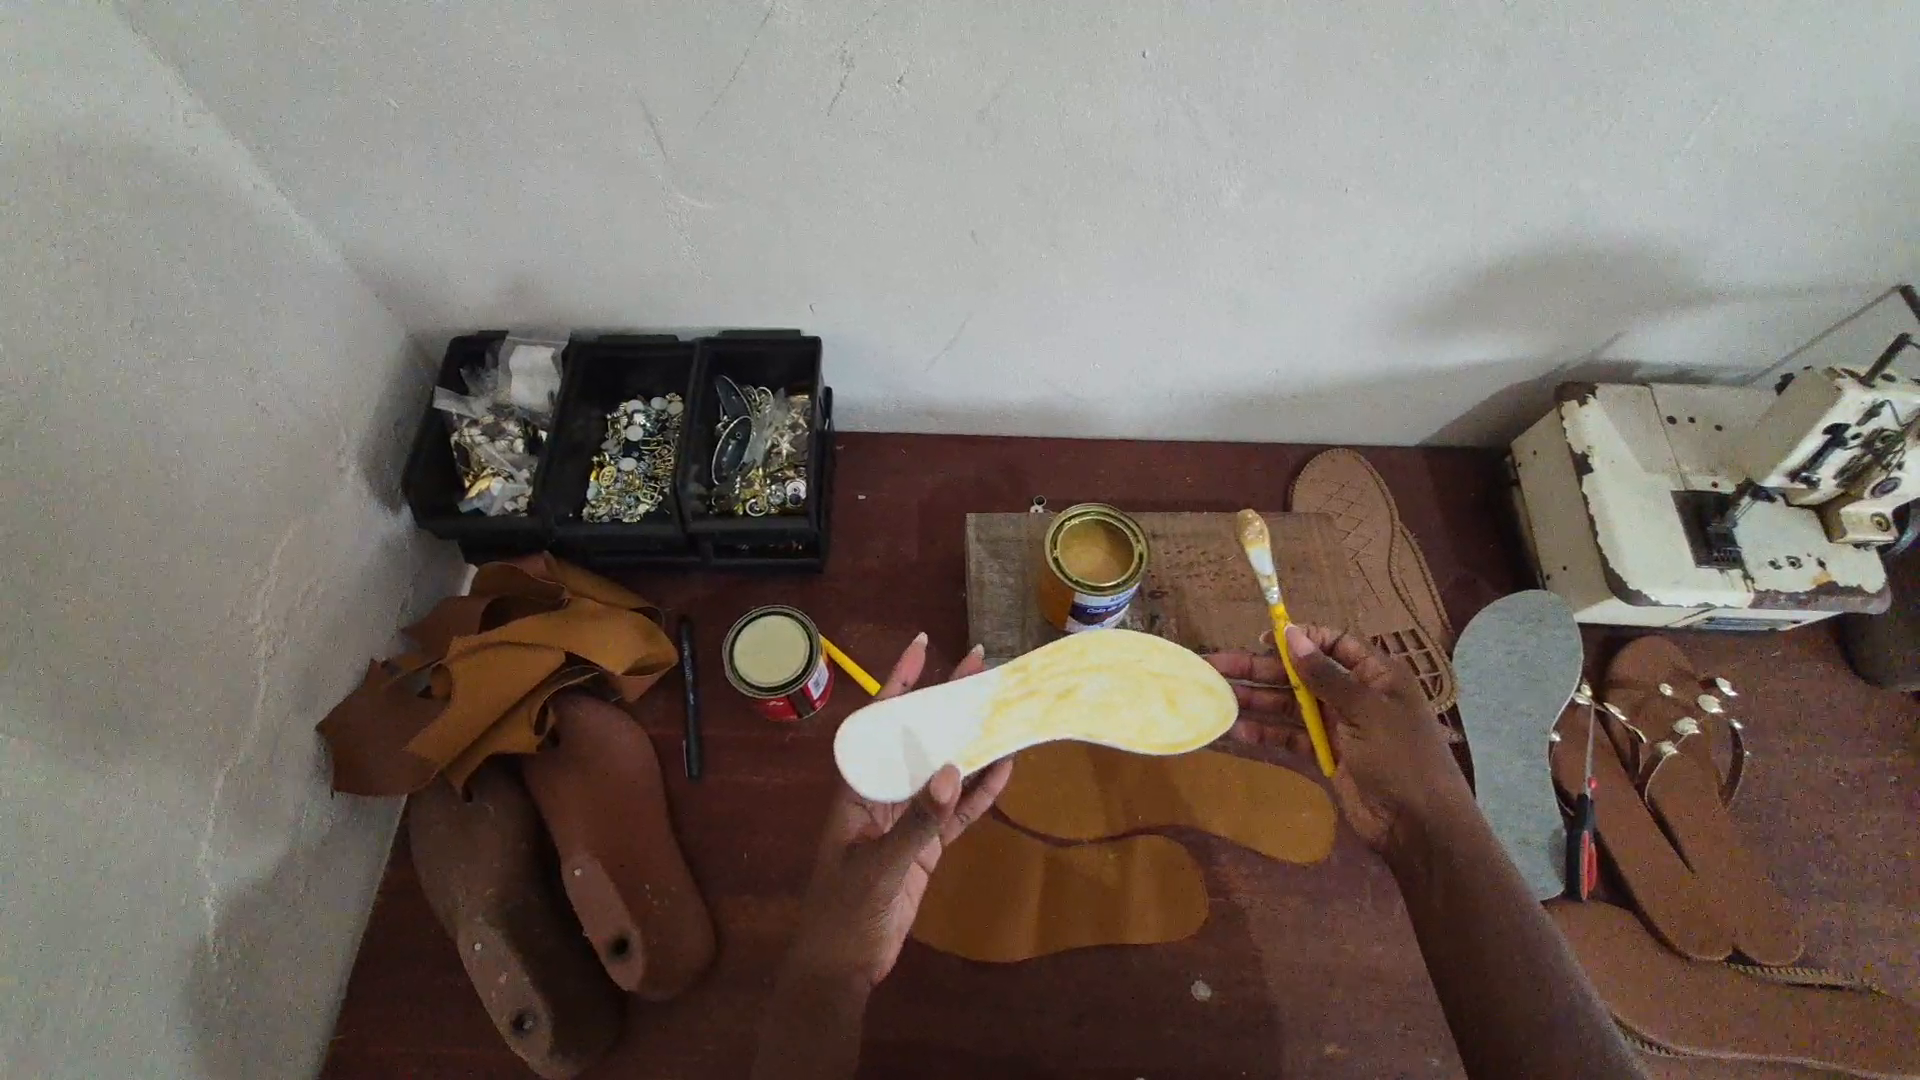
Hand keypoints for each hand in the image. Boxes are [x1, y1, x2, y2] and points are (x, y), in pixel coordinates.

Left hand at [783, 634, 1013, 991]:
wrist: (840, 968)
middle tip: (980, 665)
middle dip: (946, 701)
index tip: (923, 645)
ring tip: (1002, 708)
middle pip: (919, 736)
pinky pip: (958, 812)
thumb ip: (917, 822)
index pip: (879, 720)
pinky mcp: (927, 845)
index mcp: (858, 786)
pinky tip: (1005, 769)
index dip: (899, 681)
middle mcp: (883, 791)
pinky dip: (980, 793)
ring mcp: (907, 817)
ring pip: (944, 768)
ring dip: (970, 742)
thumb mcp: (877, 867)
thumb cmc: (843, 913)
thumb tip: (954, 772)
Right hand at [1208, 624, 1465, 854]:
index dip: (1299, 638)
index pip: (1334, 643)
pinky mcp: (1325, 753)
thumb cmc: (1402, 759)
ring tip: (1218, 697)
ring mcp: (1338, 725)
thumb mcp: (1365, 711)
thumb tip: (1291, 633)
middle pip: (1300, 673)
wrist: (1420, 827)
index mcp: (1376, 675)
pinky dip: (1265, 732)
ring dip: (1255, 700)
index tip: (1263, 640)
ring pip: (1288, 704)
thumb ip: (1325, 674)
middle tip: (1217, 665)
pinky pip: (1289, 735)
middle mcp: (1354, 695)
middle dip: (1259, 669)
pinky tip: (1237, 731)